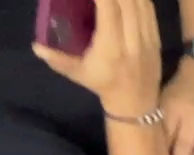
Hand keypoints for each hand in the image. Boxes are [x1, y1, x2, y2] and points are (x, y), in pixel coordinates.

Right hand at [32, 0, 162, 120]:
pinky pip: (150, 13)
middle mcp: (133, 42)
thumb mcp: (78, 74)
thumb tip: (37, 47)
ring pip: (141, 5)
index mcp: (113, 47)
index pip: (109, 8)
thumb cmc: (104, 86)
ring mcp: (148, 42)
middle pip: (127, 2)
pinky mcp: (157, 42)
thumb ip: (57, 59)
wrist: (138, 105)